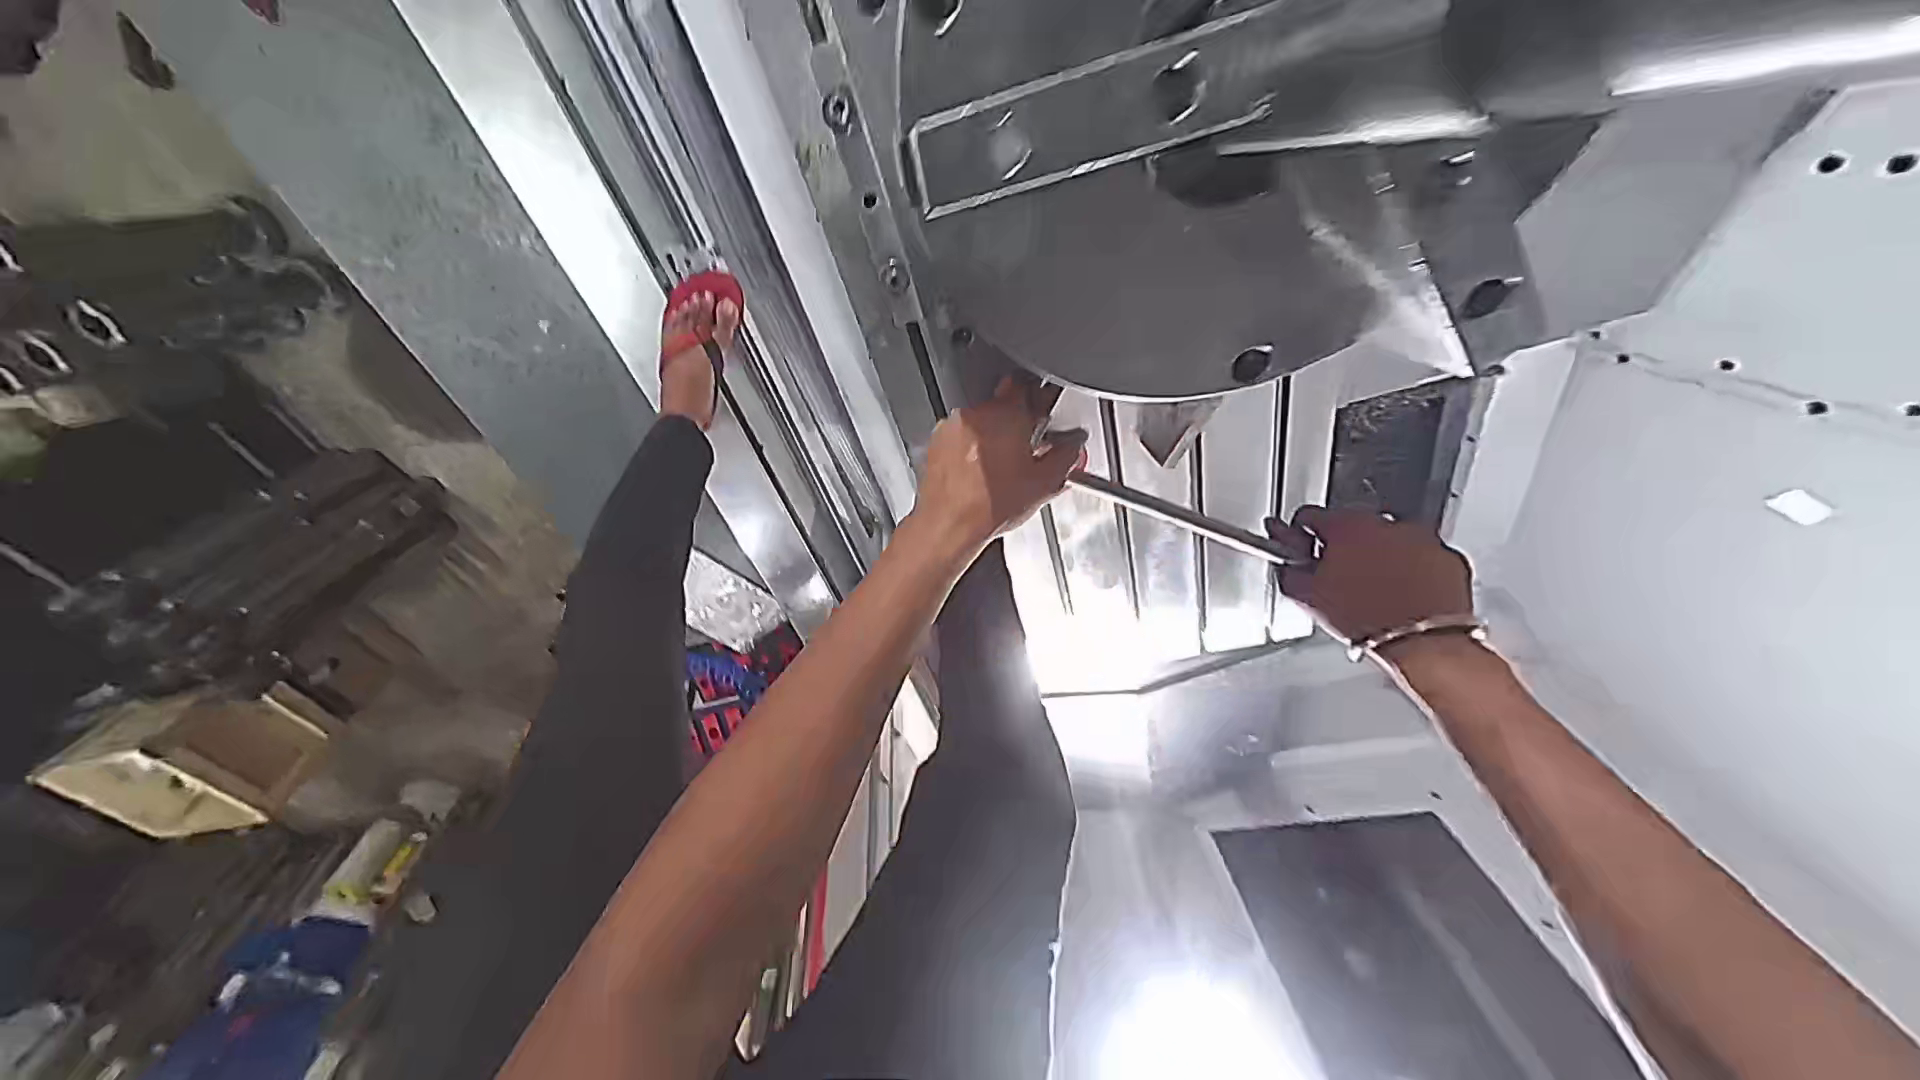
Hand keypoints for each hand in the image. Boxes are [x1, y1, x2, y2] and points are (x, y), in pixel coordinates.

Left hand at [912, 376, 1087, 554]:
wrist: (948, 525)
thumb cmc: (987, 506)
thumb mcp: (1043, 483)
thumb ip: (1066, 456)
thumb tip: (1073, 445)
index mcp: (1006, 414)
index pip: (1028, 386)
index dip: (1039, 401)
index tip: (1043, 417)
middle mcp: (976, 413)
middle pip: (1003, 404)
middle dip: (1017, 423)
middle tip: (1027, 449)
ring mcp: (953, 426)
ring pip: (982, 420)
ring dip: (993, 436)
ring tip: (1002, 467)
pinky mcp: (937, 441)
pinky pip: (962, 435)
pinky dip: (972, 447)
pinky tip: (981, 472)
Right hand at [1266, 507, 1473, 645]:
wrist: (1423, 643)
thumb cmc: (1367, 618)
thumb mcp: (1307, 595)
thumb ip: (1288, 568)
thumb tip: (1286, 559)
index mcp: (1347, 526)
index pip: (1309, 516)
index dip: (1298, 536)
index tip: (1299, 551)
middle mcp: (1387, 524)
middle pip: (1351, 528)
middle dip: (1341, 549)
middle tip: (1334, 580)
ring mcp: (1421, 540)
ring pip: (1388, 542)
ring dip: (1376, 559)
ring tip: (1368, 593)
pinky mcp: (1448, 560)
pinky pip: (1421, 559)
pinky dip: (1410, 572)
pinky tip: (1397, 596)